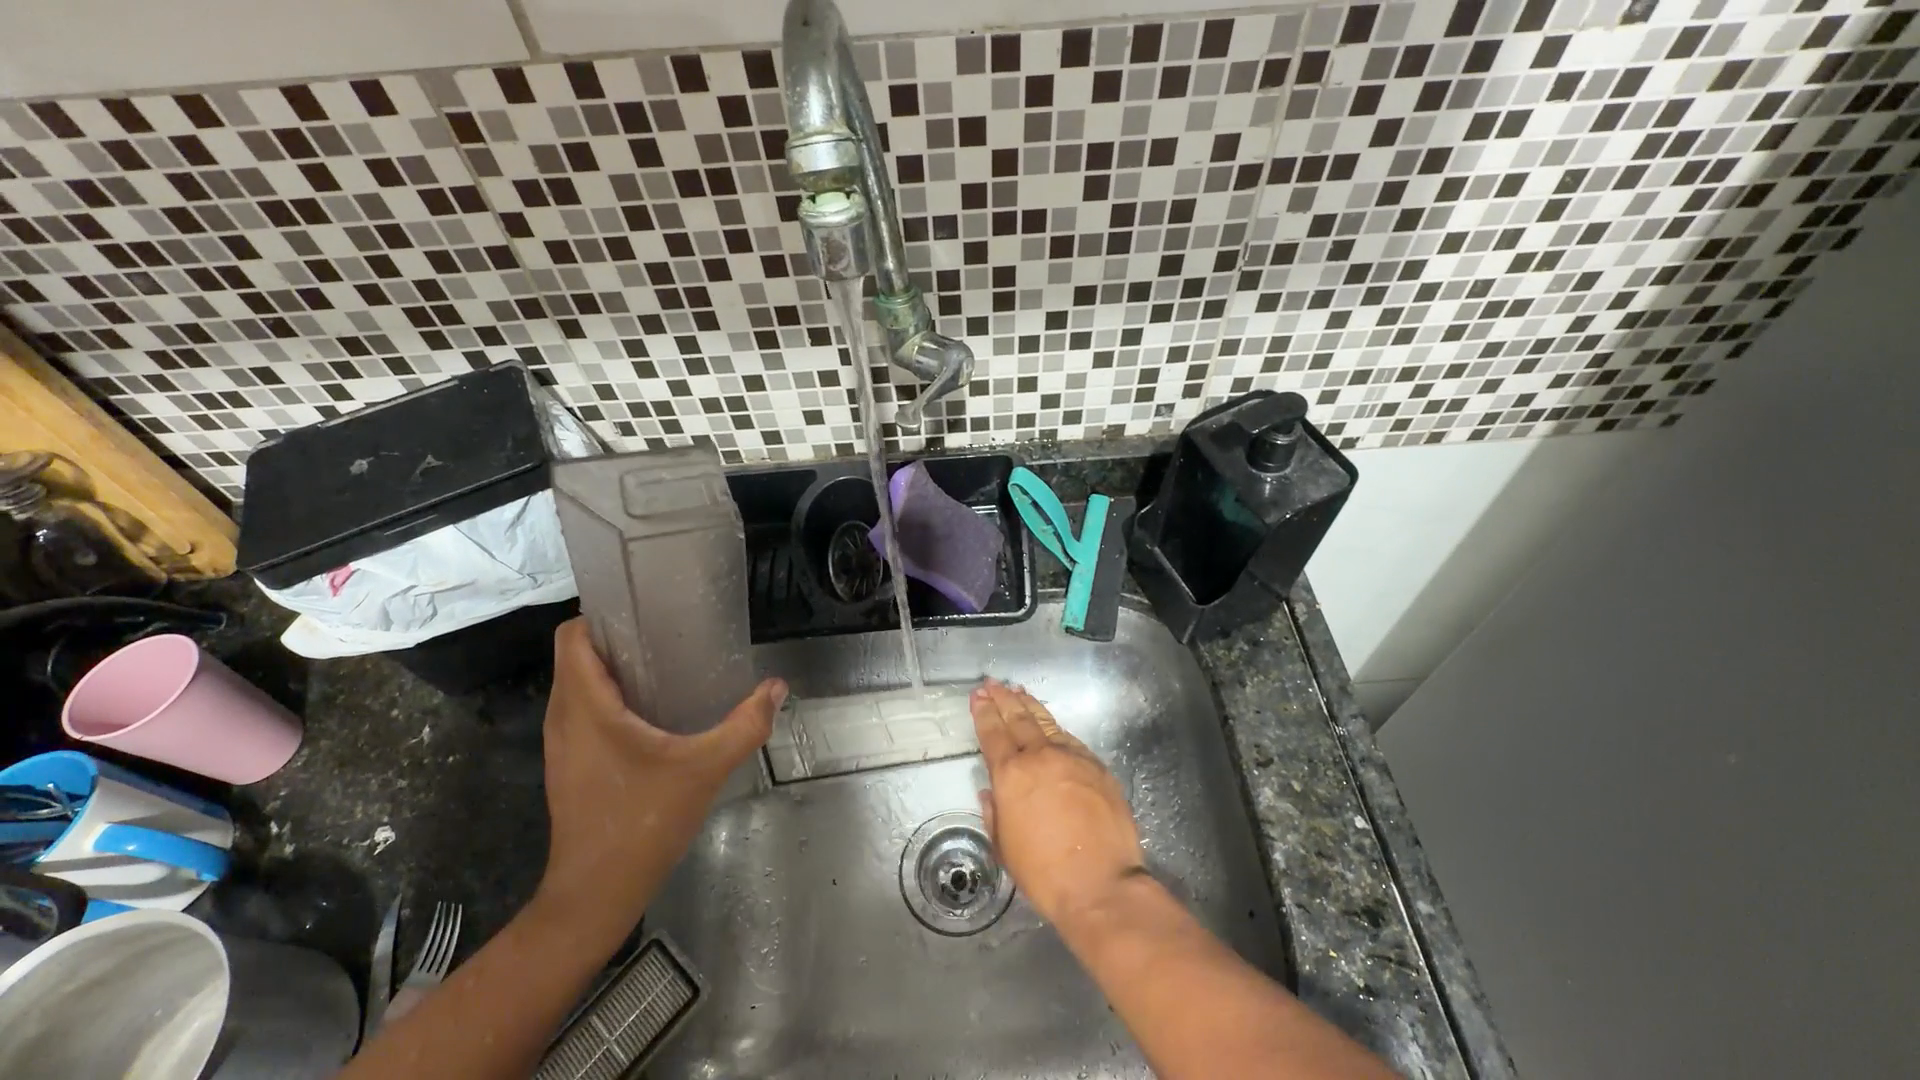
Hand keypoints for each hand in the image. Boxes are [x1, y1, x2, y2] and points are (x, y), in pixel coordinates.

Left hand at [538, 618, 784, 920]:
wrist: (596, 893)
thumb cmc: (643, 823)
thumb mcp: (704, 769)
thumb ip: (745, 725)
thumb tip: (776, 688)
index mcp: (585, 705)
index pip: (573, 635)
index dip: (603, 614)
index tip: (646, 609)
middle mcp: (563, 716)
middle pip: (576, 655)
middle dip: (616, 638)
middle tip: (668, 634)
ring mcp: (561, 744)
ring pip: (578, 685)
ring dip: (612, 670)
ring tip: (664, 667)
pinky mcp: (568, 765)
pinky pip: (582, 712)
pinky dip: (609, 699)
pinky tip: (652, 715)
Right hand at [971, 678, 1145, 926]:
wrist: (1100, 884)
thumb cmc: (1044, 873)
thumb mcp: (1004, 847)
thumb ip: (995, 812)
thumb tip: (991, 791)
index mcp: (1012, 776)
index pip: (993, 734)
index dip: (984, 712)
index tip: (977, 696)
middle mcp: (1041, 758)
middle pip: (1020, 719)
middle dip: (1004, 699)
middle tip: (993, 684)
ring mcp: (1074, 759)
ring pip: (1048, 723)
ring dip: (1031, 706)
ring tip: (1019, 692)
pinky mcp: (1099, 769)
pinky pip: (1072, 741)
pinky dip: (1057, 729)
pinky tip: (1052, 727)